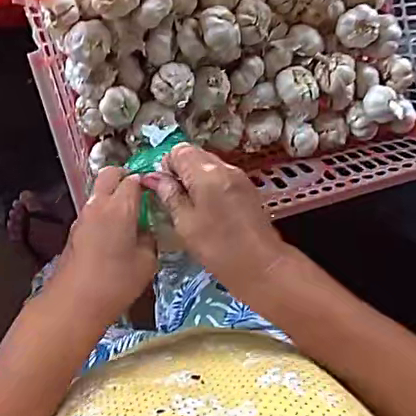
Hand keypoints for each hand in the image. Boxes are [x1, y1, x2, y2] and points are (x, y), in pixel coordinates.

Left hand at [44, 167, 157, 324]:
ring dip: (113, 197)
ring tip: (129, 219)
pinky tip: (114, 237)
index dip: (147, 182)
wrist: (73, 304)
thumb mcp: (147, 262)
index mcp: (120, 206)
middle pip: (110, 174)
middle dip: (125, 178)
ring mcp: (82, 217)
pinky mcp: (74, 231)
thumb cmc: (115, 283)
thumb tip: (146, 231)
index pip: (134, 179)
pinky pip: (93, 212)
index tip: (157, 193)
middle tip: (140, 196)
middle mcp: (99, 205)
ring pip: (99, 193)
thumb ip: (150, 239)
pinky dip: (104, 214)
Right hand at [142, 143, 291, 291]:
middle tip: (175, 200)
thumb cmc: (217, 248)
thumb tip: (153, 177)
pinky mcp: (247, 188)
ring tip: (192, 207)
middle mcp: (225, 167)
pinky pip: (222, 176)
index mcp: (206, 173)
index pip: (179, 150)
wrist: (262, 266)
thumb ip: (169, 195)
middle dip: (180, 171)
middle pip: (195, 154)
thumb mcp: (185, 224)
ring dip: (195, 178)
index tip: (164, 189)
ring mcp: (239, 176)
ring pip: (209, 165)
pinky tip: (209, 209)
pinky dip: (211, 185)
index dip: (166, 166)